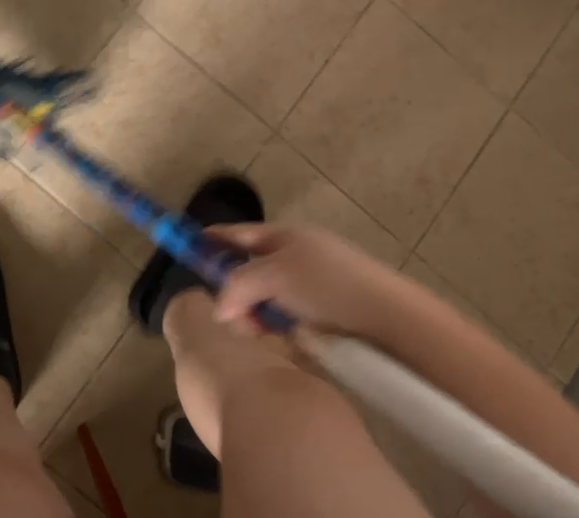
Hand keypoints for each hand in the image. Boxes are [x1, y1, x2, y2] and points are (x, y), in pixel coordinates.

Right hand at [207, 223, 401, 336]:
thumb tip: (219, 309)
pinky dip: (276, 330)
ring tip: (260, 334)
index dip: (213, 240)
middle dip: (235, 292)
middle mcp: (296, 258)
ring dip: (255, 316)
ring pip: (264, 301)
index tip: (186, 248)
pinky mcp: (323, 318)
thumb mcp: (276, 275)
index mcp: (286, 237)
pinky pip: (284, 321)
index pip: (239, 234)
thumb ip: (239, 284)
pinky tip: (281, 343)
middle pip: (249, 272)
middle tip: (232, 317)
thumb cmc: (330, 286)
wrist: (391, 322)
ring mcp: (311, 289)